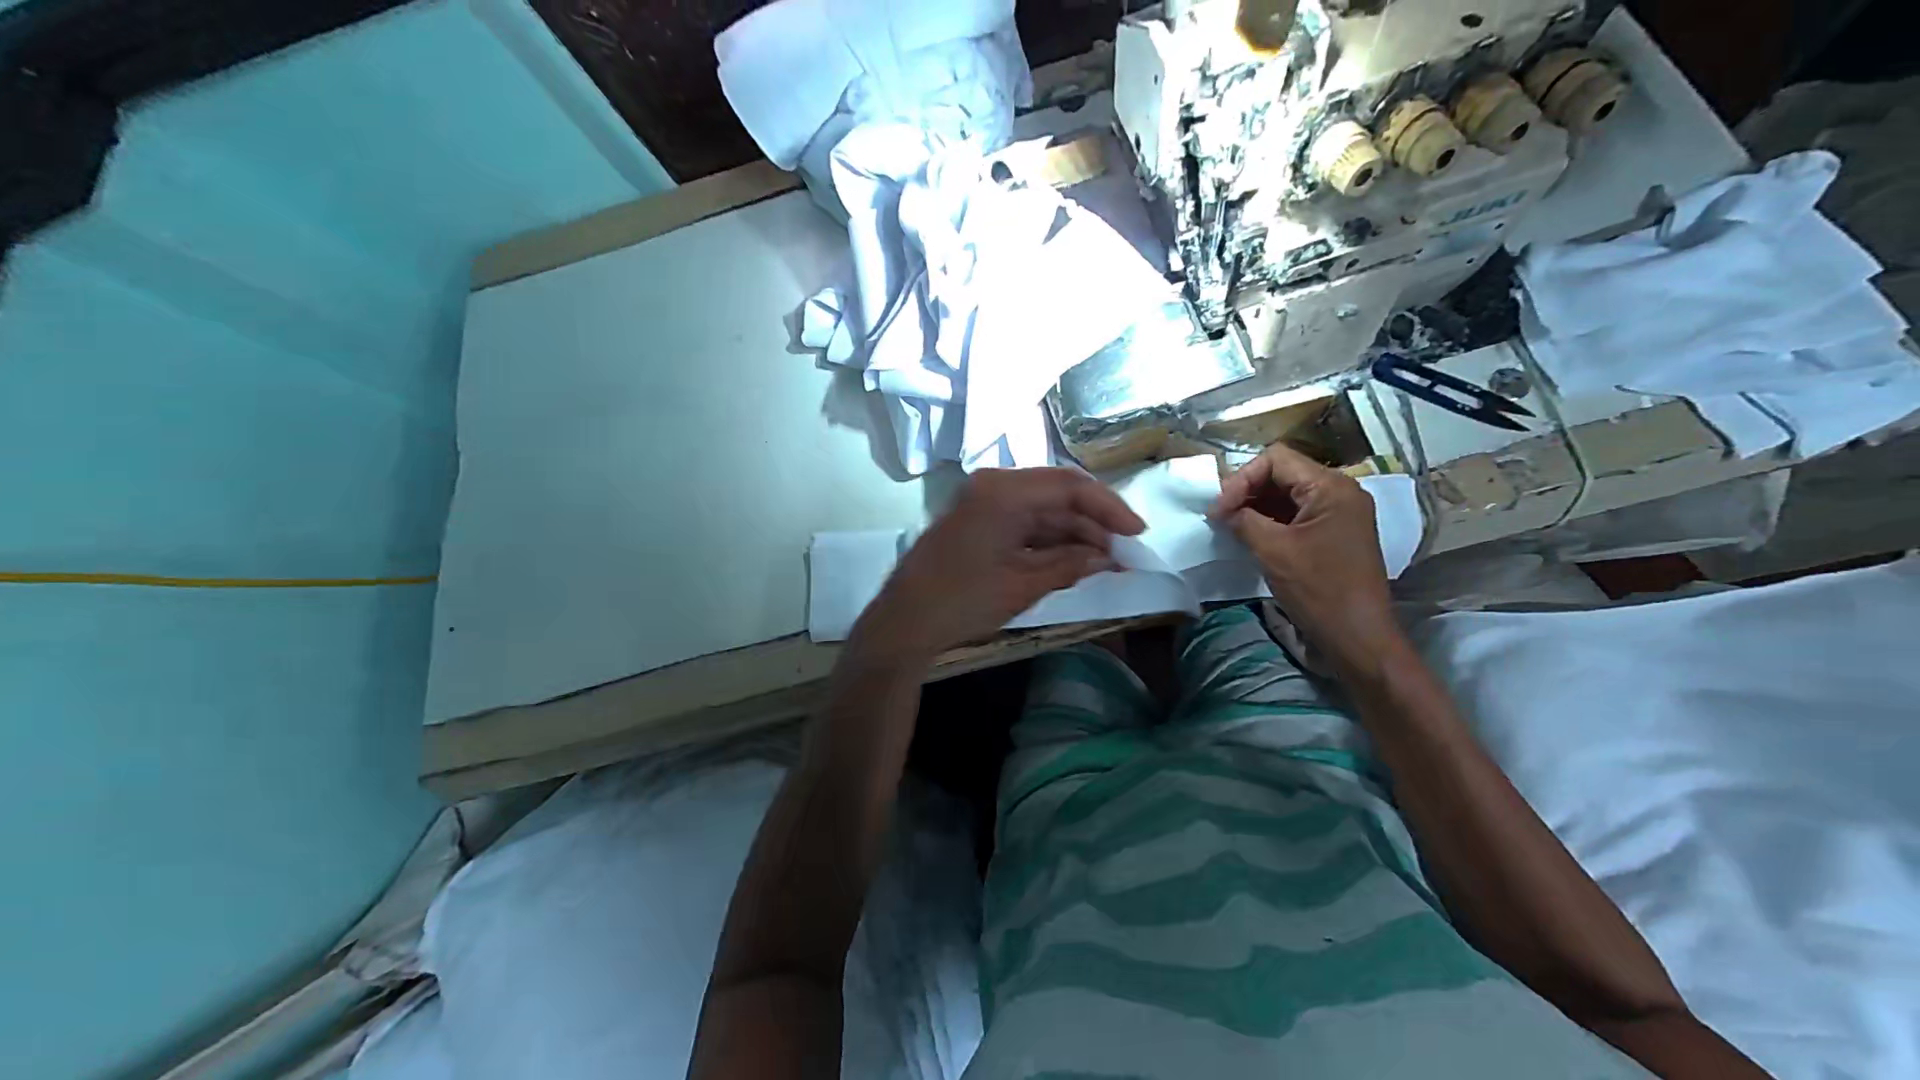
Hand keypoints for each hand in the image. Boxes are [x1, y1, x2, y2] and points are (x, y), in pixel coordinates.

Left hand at [854, 468, 1145, 663]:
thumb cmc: (962, 601)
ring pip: (1042, 510)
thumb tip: (1106, 558)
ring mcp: (982, 503)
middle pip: (1057, 495)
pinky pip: (1023, 523)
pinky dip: (1049, 541)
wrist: (904, 622)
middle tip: (1125, 553)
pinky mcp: (977, 522)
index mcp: (1003, 491)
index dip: (1109, 508)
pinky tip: (1073, 561)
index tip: (1138, 534)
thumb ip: (1069, 565)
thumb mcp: (1023, 585)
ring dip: (1073, 534)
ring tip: (1106, 562)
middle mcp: (993, 487)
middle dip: (1093, 523)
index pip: (1070, 486)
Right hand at [1208, 443, 1403, 676]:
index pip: (1276, 459)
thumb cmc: (1318, 589)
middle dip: (1246, 490)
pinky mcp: (1334, 533)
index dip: (1241, 478)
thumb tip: (1223, 510)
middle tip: (1219, 516)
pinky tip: (1248, 535)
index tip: (1218, 509)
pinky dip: (1269, 519)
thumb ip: (1244, 519)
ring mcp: (1339, 513)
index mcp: (1331, 487)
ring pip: (1287, 493)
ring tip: (1229, 525)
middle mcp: (1339, 492)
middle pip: (1282, 473)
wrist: (1357, 636)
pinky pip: (1296, 513)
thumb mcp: (1273, 550)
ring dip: (1255, 505)